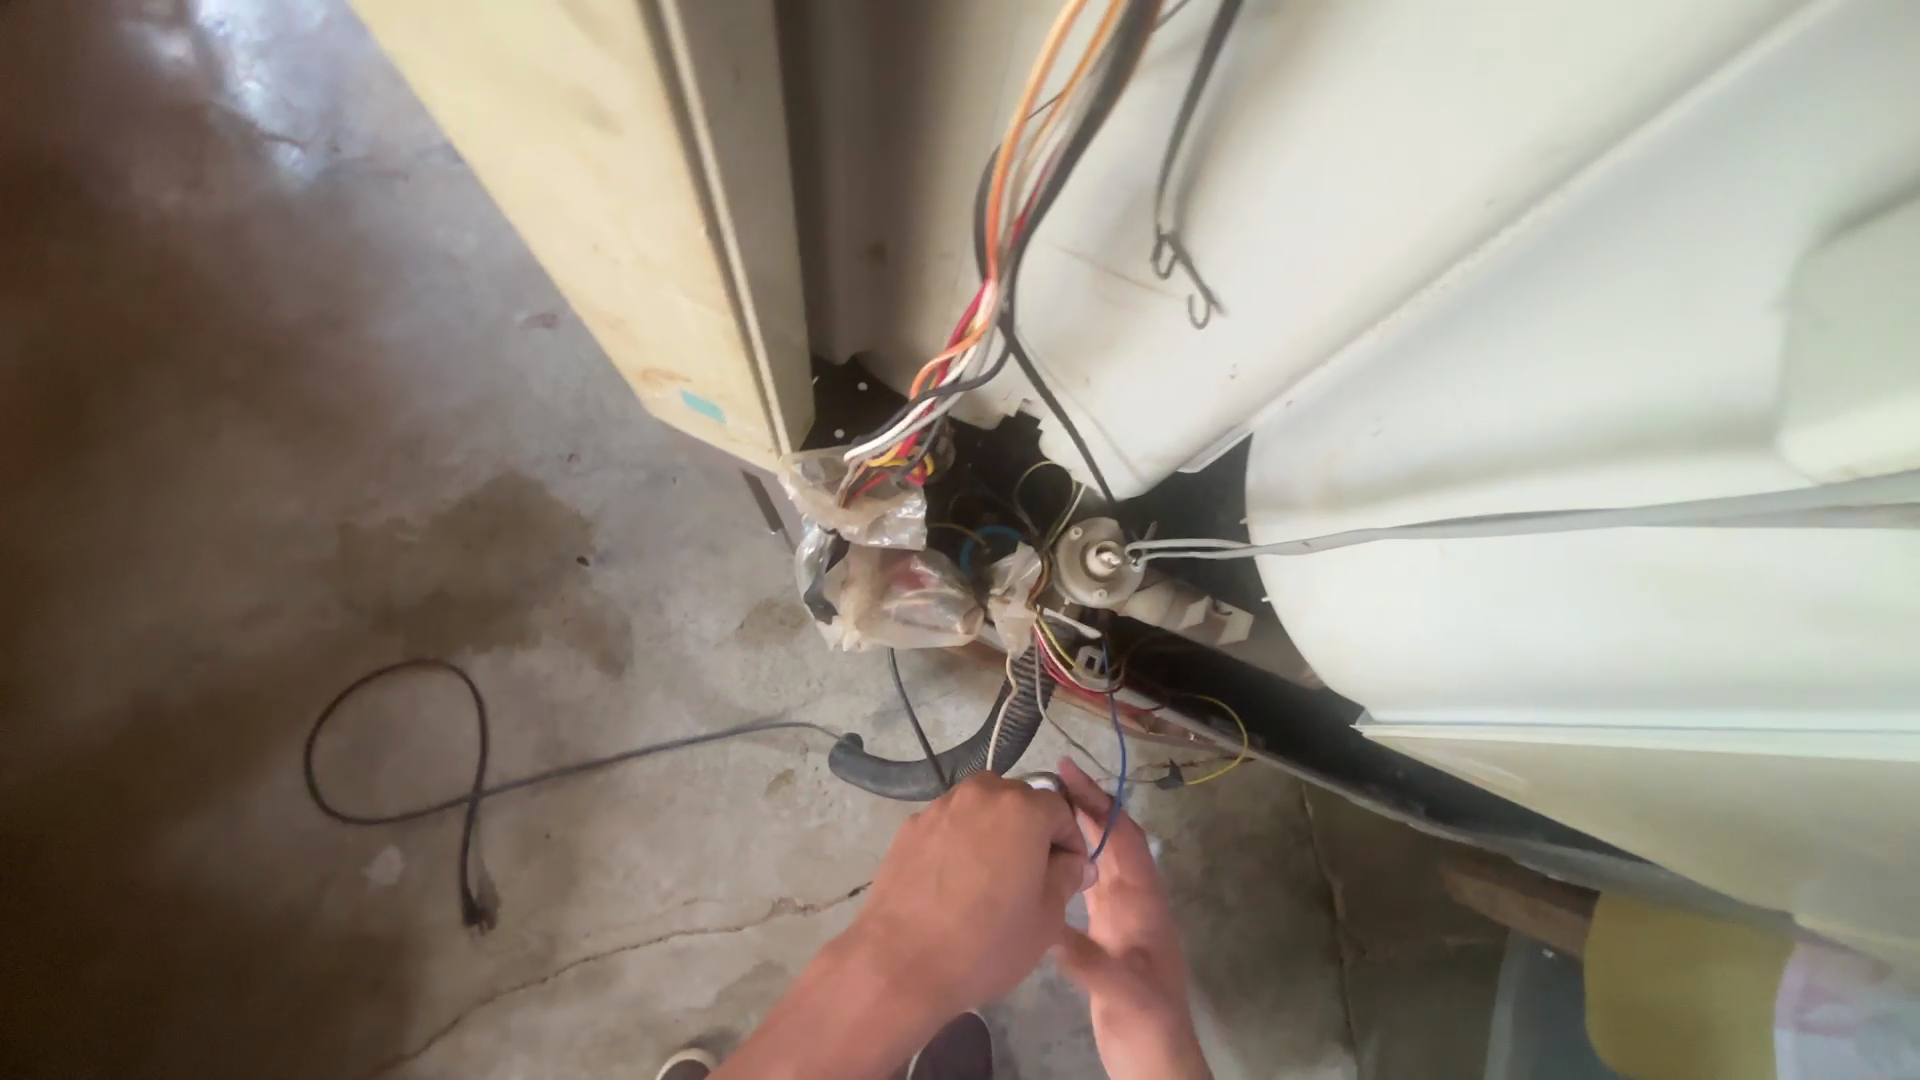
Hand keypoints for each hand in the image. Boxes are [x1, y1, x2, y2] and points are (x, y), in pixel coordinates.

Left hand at [840, 771, 1092, 1018]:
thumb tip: (1075, 862)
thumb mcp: (1046, 918)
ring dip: (994, 830)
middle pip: (1019, 800)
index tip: (1069, 873)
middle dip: (1032, 830)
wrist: (901, 960)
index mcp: (1022, 808)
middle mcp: (981, 794)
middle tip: (1032, 874)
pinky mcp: (911, 825)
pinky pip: (950, 824)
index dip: (1070, 841)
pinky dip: (960, 841)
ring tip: (991, 876)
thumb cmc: (986, 942)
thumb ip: (1066, 878)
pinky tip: (954, 882)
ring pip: (981, 808)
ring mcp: (941, 806)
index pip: (1060, 809)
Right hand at [1053, 758, 1211, 1079]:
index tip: (1069, 772)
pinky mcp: (1103, 931)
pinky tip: (1042, 855)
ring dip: (1073, 828)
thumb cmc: (1150, 1023)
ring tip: (1038, 806)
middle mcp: (1133, 897)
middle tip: (1045, 777)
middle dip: (1083, 803)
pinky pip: (1084, 882)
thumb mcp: (1123, 991)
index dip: (1099, 801)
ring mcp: (1119, 913)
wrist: (1155, 1061)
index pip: (1122, 836)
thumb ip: (1088, 959)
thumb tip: (1044, 925)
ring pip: (1096, 857)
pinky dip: (1067, 861)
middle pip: (1109, 837)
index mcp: (1145, 899)